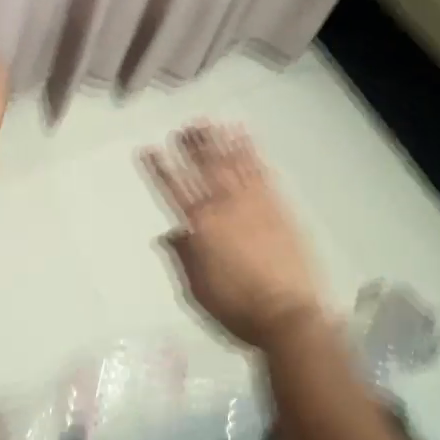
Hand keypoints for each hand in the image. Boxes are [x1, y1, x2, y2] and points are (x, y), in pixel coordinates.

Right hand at [141, 122, 327, 348]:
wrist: (292, 317)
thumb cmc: (238, 310)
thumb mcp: (197, 291)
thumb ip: (182, 258)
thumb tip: (170, 233)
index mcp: (200, 226)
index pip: (173, 188)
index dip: (158, 168)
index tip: (148, 148)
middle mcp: (224, 206)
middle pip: (202, 167)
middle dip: (190, 146)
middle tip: (182, 128)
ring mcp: (253, 202)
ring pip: (230, 162)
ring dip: (217, 141)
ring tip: (208, 123)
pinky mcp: (279, 205)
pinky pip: (260, 169)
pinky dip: (249, 149)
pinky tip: (243, 136)